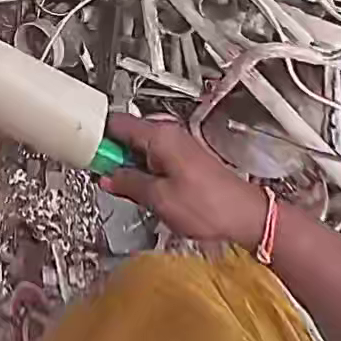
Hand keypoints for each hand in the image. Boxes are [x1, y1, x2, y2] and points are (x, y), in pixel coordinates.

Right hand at [100, 112, 269, 245]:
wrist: (248, 217)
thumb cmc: (211, 206)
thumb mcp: (159, 199)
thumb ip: (128, 183)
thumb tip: (108, 177)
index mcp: (158, 135)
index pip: (115, 123)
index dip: (98, 139)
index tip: (91, 156)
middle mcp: (168, 131)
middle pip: (127, 133)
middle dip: (115, 155)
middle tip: (111, 177)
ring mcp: (178, 141)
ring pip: (140, 145)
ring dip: (131, 163)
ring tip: (134, 187)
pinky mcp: (185, 154)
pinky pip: (154, 153)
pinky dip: (146, 167)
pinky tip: (150, 189)